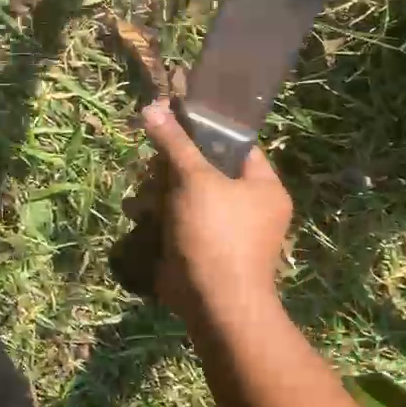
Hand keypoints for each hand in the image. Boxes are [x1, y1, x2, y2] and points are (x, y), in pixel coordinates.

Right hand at [137, 100, 292, 331]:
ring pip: (181, 188)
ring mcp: (223, 225)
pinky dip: (156, 211)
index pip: (235, 144)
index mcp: (263, 187)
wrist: (213, 300)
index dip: (204, 129)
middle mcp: (248, 204)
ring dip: (156, 189)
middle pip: (201, 164)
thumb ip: (174, 142)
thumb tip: (153, 106)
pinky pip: (174, 212)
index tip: (170, 121)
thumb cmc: (215, 232)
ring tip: (146, 199)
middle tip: (153, 167)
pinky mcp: (199, 240)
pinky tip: (142, 215)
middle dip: (169, 166)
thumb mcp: (194, 178)